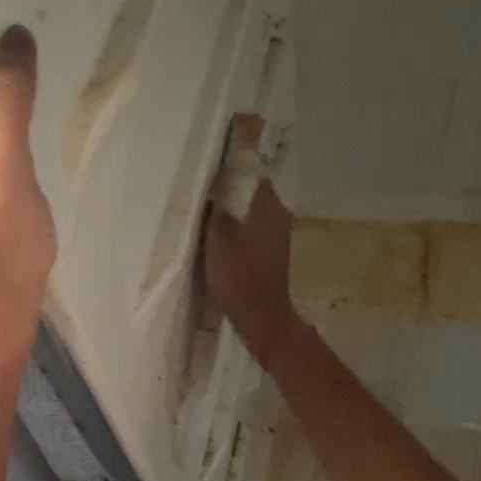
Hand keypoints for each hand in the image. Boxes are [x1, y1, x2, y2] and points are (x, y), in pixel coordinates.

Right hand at [203, 181, 300, 366]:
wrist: (261, 315)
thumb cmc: (238, 275)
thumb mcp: (218, 238)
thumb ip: (216, 209)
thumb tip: (214, 186)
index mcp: (268, 206)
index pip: (252, 172)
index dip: (232, 166)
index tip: (210, 165)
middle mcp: (279, 214)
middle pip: (252, 190)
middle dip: (230, 187)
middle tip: (202, 186)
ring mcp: (278, 232)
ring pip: (252, 208)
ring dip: (232, 206)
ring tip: (206, 207)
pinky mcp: (272, 249)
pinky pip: (253, 225)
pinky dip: (238, 223)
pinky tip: (218, 231)